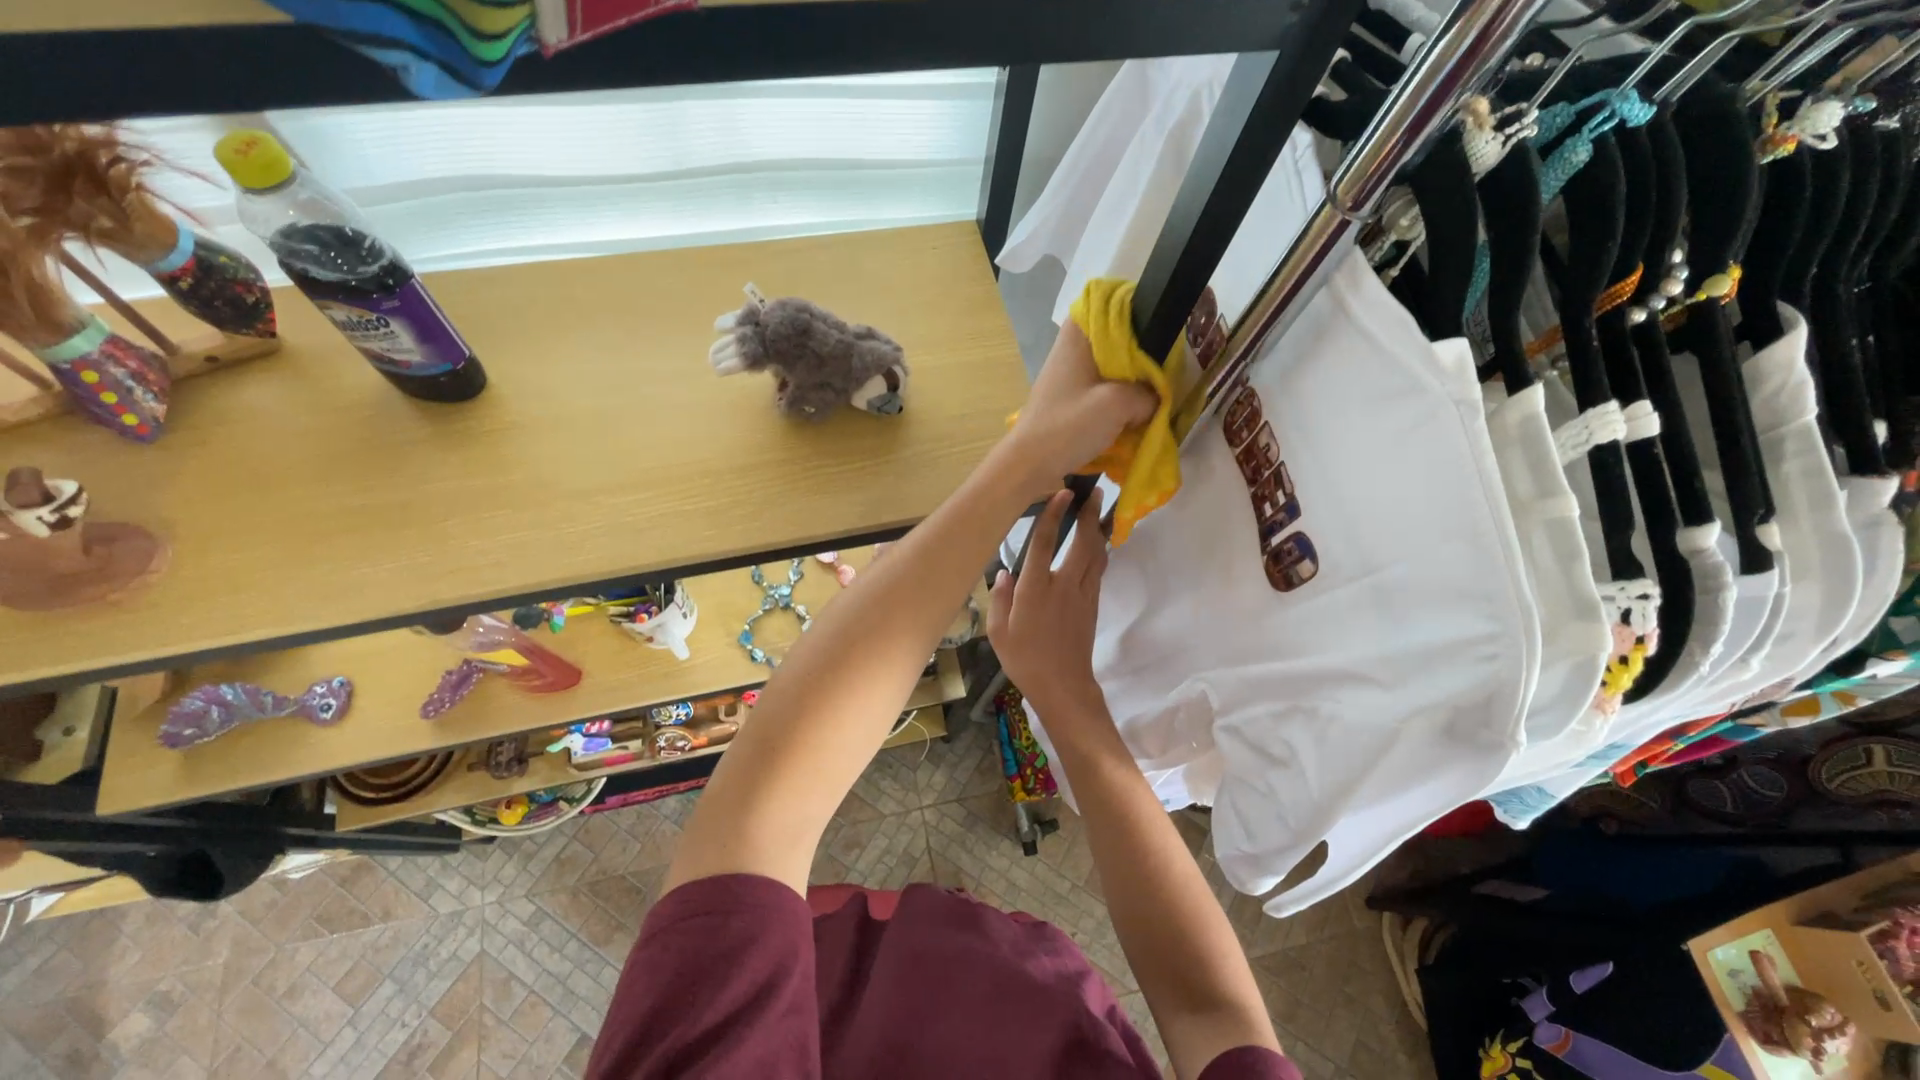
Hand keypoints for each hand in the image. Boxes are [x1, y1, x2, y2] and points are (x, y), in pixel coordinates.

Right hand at [988, 490, 1109, 719]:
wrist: (1063, 685)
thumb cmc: (1025, 660)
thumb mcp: (998, 632)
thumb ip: (1000, 598)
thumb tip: (1004, 572)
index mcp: (1035, 589)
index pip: (1044, 543)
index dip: (1053, 515)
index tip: (1062, 493)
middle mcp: (1062, 585)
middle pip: (1082, 542)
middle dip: (1090, 514)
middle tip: (1095, 491)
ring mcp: (1082, 594)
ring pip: (1096, 554)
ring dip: (1099, 529)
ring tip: (1101, 509)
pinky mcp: (1092, 604)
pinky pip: (1098, 569)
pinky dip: (1099, 551)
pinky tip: (1097, 544)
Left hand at [1006, 320, 1157, 488]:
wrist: (1030, 464)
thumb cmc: (1069, 426)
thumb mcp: (1118, 404)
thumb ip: (1147, 394)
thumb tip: (1154, 398)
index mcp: (1078, 336)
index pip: (1111, 303)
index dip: (1138, 312)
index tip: (1162, 331)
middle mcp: (1072, 349)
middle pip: (1117, 338)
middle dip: (1142, 354)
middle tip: (1164, 371)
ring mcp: (1071, 375)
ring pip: (1114, 368)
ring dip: (1133, 382)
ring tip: (1153, 396)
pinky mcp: (1072, 399)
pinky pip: (1104, 390)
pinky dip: (1120, 400)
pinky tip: (1135, 415)